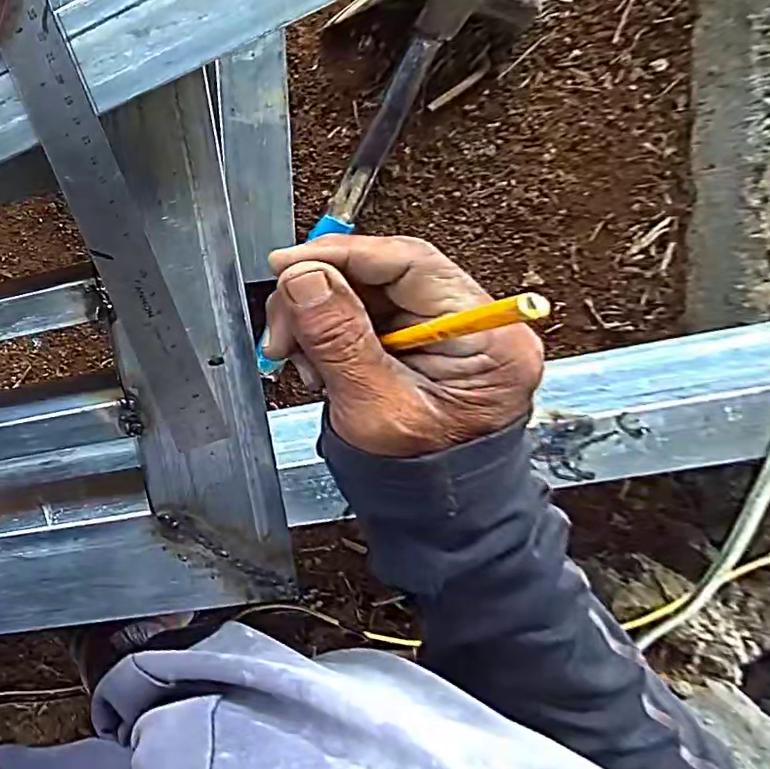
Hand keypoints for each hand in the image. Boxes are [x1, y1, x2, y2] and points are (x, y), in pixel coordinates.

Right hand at [264, 235, 542, 457]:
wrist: (434, 512)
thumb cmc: (424, 475)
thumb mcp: (374, 408)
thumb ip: (338, 339)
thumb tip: (305, 277)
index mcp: (485, 336)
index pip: (408, 262)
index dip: (341, 256)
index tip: (289, 265)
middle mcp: (466, 321)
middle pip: (376, 272)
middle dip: (317, 294)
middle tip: (284, 325)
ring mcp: (435, 327)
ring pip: (355, 288)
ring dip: (312, 314)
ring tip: (295, 353)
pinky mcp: (407, 335)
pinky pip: (351, 310)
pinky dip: (319, 328)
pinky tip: (312, 359)